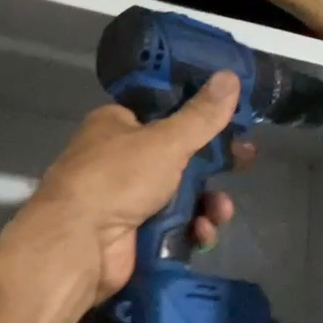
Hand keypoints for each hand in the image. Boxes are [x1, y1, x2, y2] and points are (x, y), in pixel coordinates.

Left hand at [20, 71, 254, 306]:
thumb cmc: (117, 178)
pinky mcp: (134, 234)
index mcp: (117, 124)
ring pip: (180, 194)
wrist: (78, 246)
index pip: (164, 113)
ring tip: (220, 212)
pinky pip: (173, 226)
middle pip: (179, 156)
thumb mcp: (166, 141)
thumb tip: (230, 76)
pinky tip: (202, 234)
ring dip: (206, 203)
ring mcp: (126, 198)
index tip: (233, 122)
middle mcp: (119, 158)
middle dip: (212, 166)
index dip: (200, 118)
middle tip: (244, 162)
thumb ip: (201, 115)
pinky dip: (191, 229)